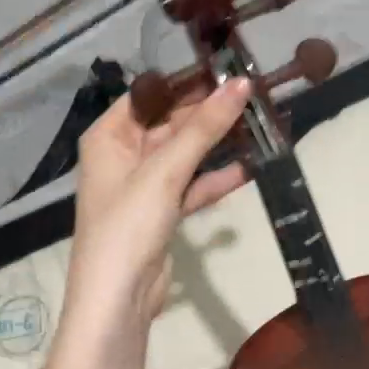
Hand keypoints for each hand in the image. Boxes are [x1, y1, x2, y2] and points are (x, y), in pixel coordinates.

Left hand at [67, 78, 253, 328]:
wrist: (118, 298)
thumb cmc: (129, 225)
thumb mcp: (165, 172)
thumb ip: (203, 128)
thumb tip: (241, 84)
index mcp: (109, 136)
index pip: (151, 97)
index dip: (188, 83)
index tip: (231, 69)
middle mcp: (123, 155)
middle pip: (171, 124)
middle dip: (209, 114)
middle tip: (255, 96)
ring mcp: (143, 187)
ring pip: (185, 156)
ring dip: (217, 145)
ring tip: (259, 127)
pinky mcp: (162, 214)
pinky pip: (191, 186)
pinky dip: (214, 180)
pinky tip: (247, 169)